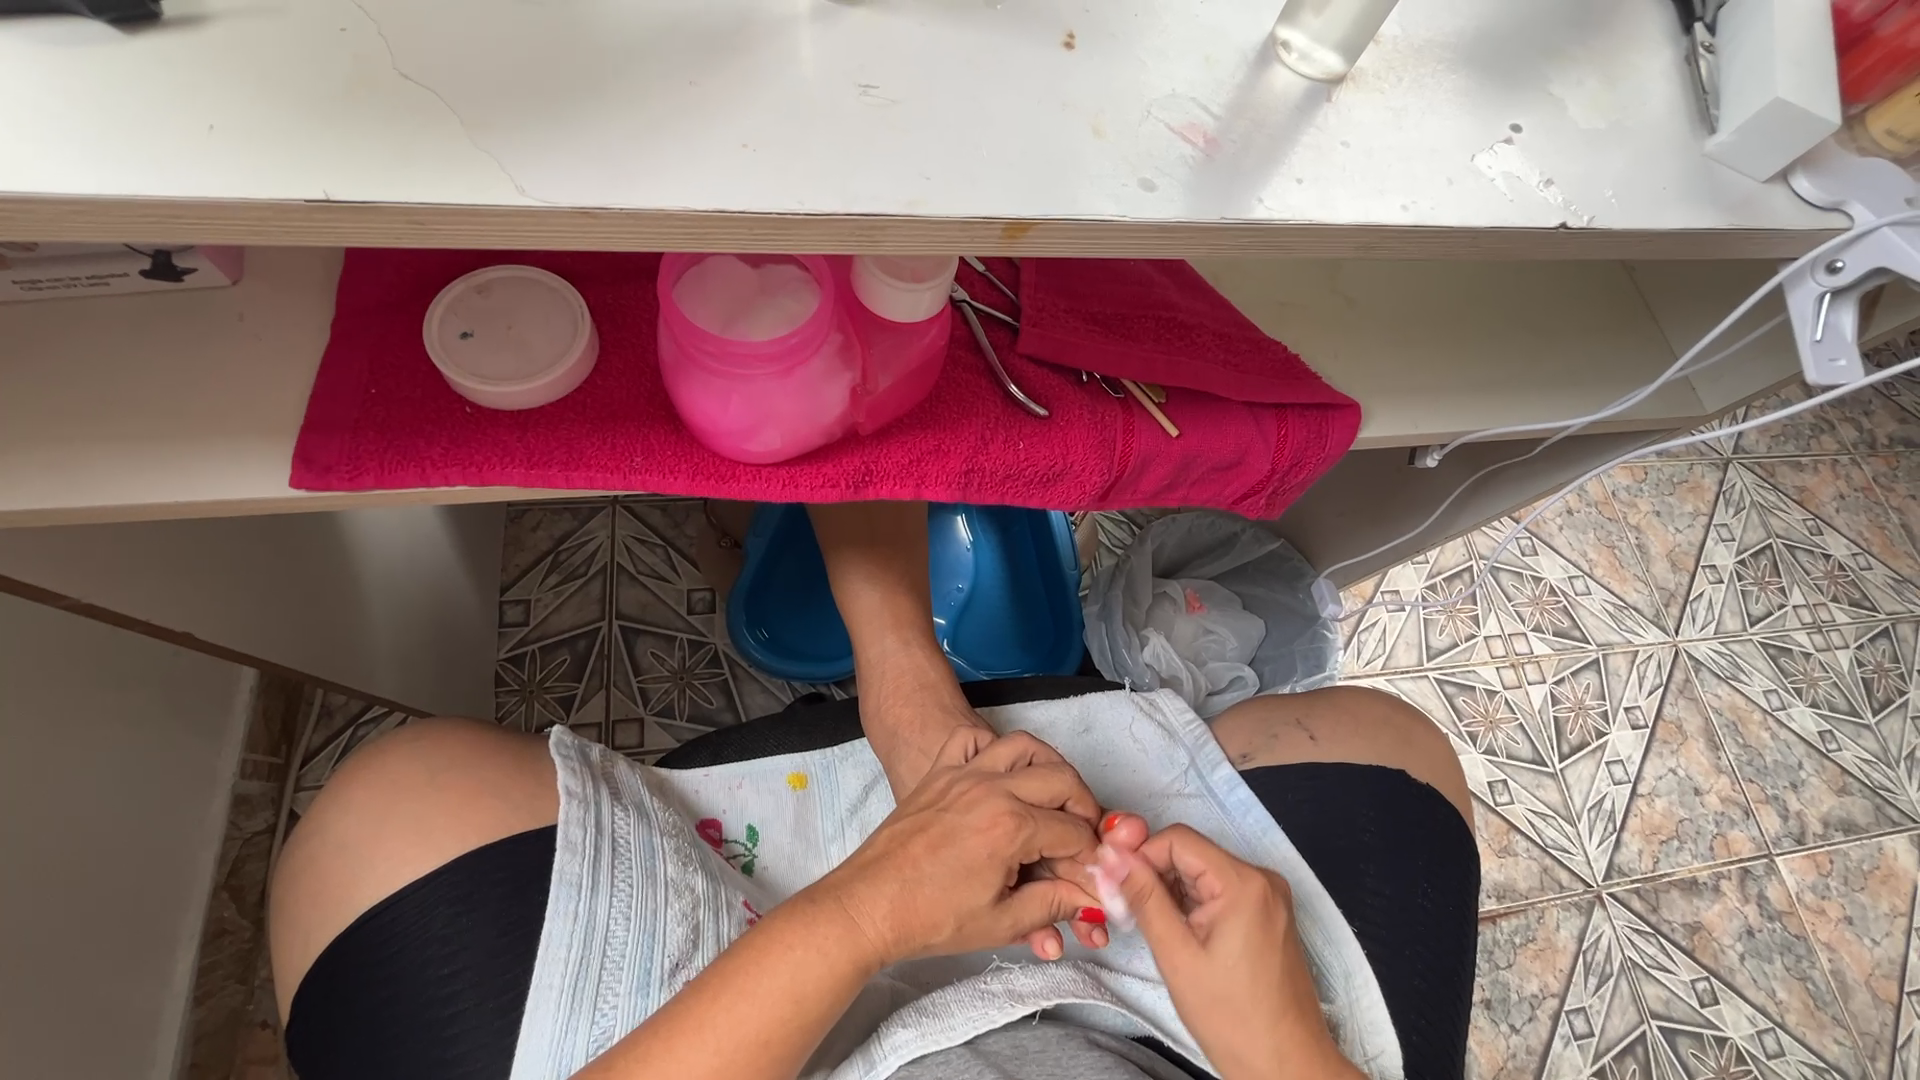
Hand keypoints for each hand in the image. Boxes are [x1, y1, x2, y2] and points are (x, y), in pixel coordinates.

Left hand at [812, 729, 1104, 965]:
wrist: (869, 905)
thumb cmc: (930, 919)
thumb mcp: (1000, 922)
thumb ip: (1053, 906)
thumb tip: (1089, 900)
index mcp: (1010, 827)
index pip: (1074, 831)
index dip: (1092, 854)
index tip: (1095, 870)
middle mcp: (991, 789)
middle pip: (1062, 779)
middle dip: (1085, 805)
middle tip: (1086, 833)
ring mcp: (964, 774)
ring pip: (1024, 746)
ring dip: (1050, 766)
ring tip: (1057, 796)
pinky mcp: (941, 772)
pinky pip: (973, 740)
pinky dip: (994, 747)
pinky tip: (1002, 774)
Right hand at [1102, 820, 1361, 1079]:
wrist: (1290, 1069)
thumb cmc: (1233, 1019)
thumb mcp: (1176, 954)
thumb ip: (1143, 896)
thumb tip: (1110, 855)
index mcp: (1243, 882)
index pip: (1177, 838)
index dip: (1142, 857)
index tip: (1120, 888)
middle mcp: (1262, 878)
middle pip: (1191, 853)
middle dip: (1156, 876)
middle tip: (1133, 913)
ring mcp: (1270, 896)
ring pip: (1203, 871)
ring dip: (1174, 892)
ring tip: (1162, 932)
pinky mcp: (1270, 913)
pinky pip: (1221, 889)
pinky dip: (1195, 904)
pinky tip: (1185, 936)